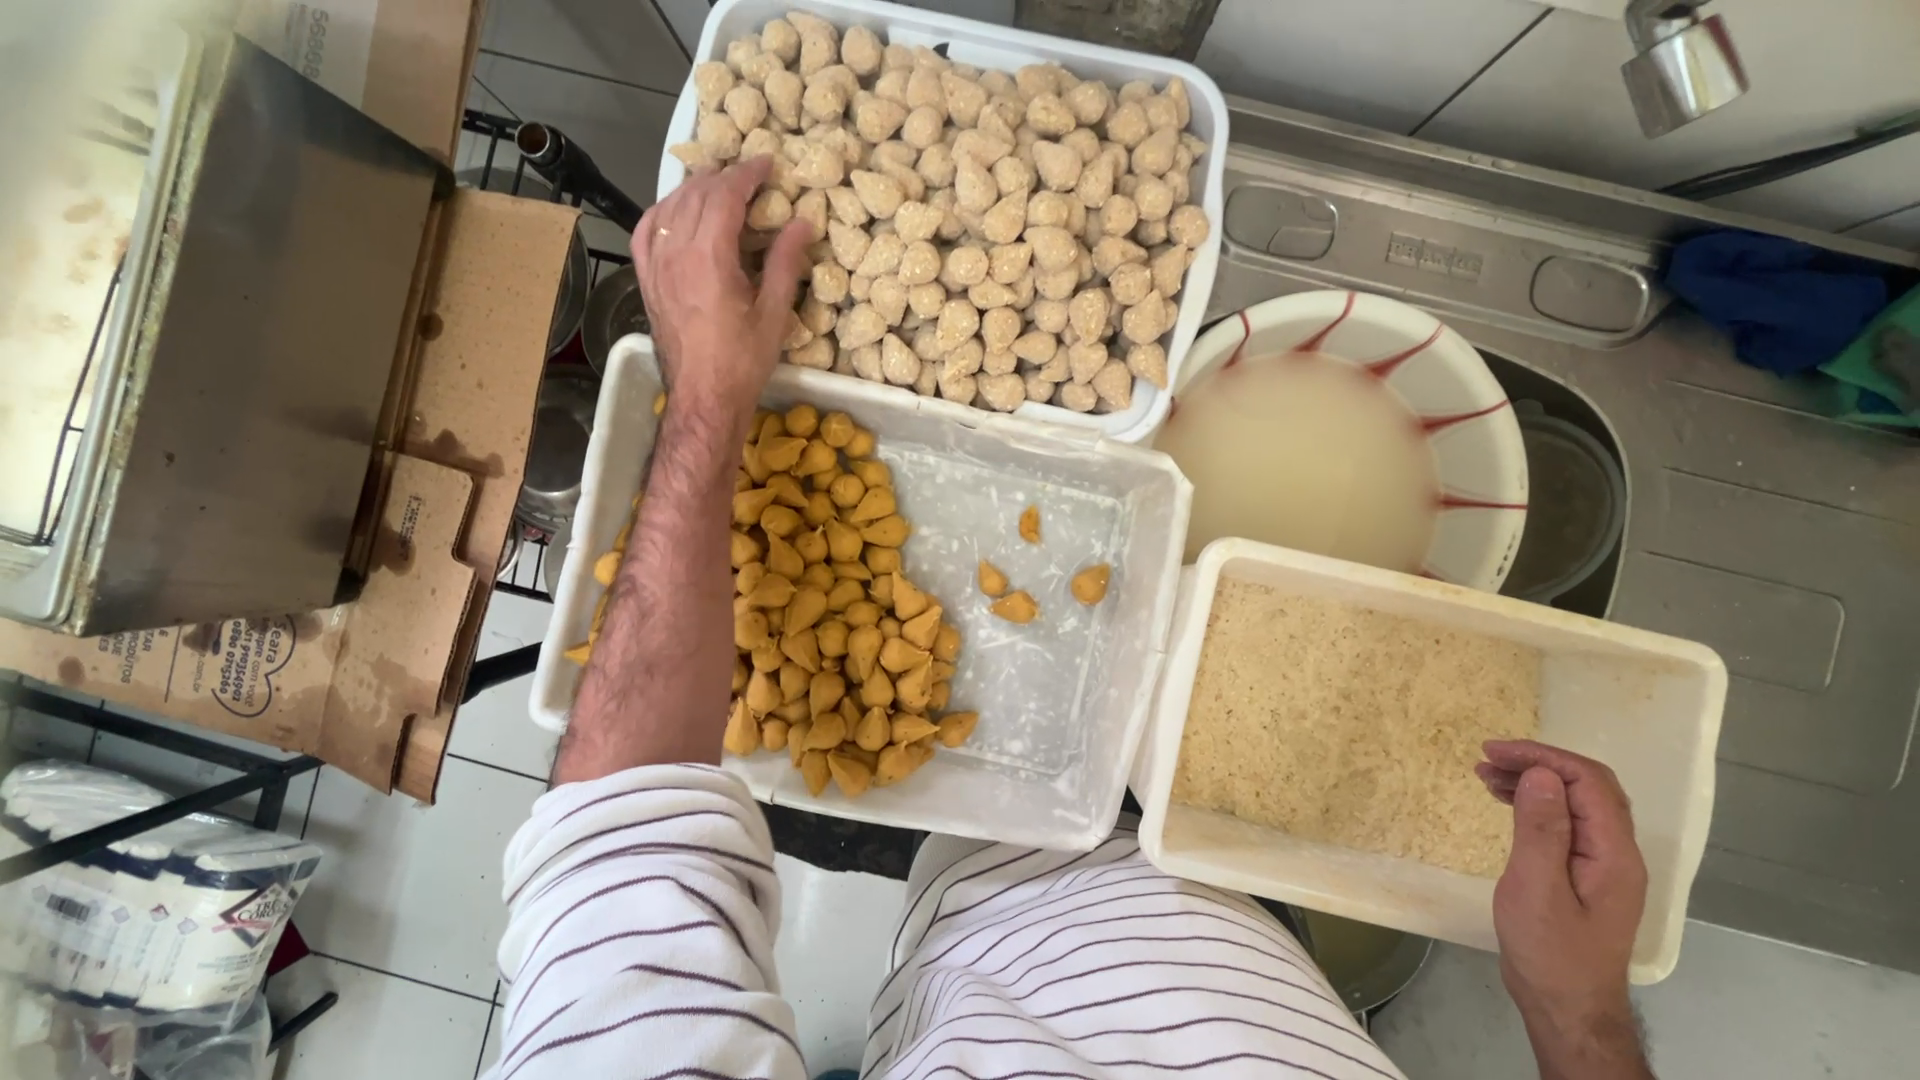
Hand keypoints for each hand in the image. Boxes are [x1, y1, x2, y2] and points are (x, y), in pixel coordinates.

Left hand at [631, 156, 811, 431]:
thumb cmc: (743, 362)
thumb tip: (802, 223)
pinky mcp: (646, 279)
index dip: (747, 174)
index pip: (724, 195)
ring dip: (695, 188)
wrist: (702, 398)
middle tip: (750, 175)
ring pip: (669, 206)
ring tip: (719, 187)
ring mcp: (655, 264)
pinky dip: (664, 210)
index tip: (767, 163)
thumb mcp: (774, 314)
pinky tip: (677, 210)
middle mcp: (675, 252)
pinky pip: (647, 230)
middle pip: (695, 194)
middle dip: (724, 177)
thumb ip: (786, 263)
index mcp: (709, 257)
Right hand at [1478, 740, 1651, 1078]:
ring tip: (1486, 776)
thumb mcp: (1536, 887)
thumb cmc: (1549, 950)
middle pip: (1588, 787)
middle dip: (1537, 763)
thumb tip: (1542, 774)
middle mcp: (1617, 853)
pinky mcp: (1584, 874)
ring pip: (1577, 803)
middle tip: (1485, 759)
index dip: (1542, 757)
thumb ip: (1542, 829)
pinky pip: (1567, 823)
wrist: (1565, 1006)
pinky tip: (1506, 804)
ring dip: (1534, 781)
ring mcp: (1603, 865)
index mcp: (1614, 853)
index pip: (1588, 782)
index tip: (1492, 753)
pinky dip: (1536, 804)